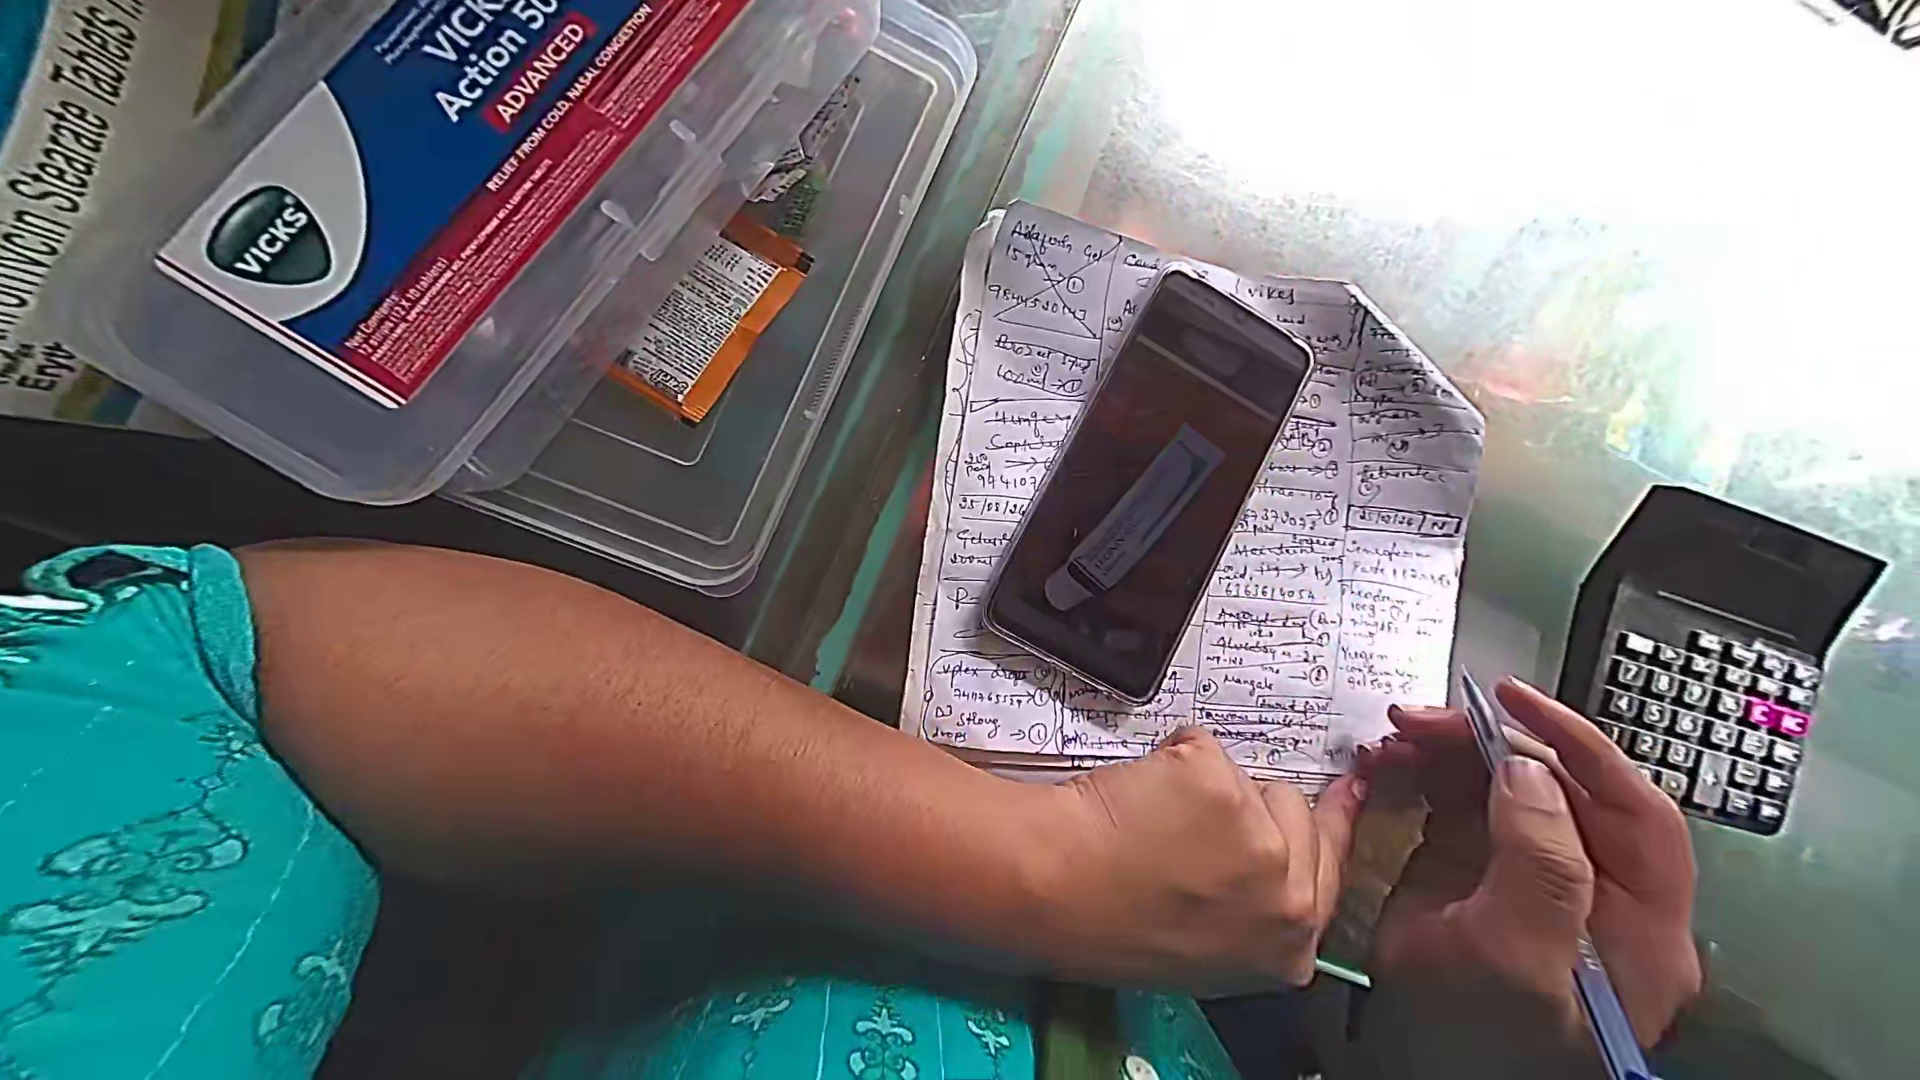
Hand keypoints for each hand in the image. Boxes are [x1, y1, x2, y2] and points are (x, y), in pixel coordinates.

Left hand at [1037, 726, 1367, 995]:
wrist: (1057, 887)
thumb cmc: (1112, 916)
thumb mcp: (1206, 937)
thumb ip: (1250, 899)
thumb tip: (1256, 844)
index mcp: (1288, 946)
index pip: (1330, 867)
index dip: (1330, 821)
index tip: (1349, 787)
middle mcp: (1289, 898)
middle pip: (1291, 808)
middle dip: (1244, 802)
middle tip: (1192, 813)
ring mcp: (1258, 835)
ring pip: (1243, 773)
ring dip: (1203, 782)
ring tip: (1153, 815)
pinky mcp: (1217, 783)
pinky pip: (1199, 745)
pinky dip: (1170, 757)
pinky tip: (1138, 793)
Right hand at [1362, 679, 1699, 1052]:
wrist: (1417, 1052)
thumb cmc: (1478, 1023)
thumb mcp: (1516, 956)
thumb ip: (1540, 868)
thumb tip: (1525, 770)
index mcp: (1627, 910)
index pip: (1628, 806)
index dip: (1577, 742)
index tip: (1511, 697)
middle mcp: (1577, 876)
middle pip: (1543, 782)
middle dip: (1478, 741)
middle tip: (1412, 719)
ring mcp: (1516, 864)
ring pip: (1487, 781)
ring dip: (1436, 751)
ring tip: (1385, 741)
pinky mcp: (1464, 858)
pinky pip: (1444, 796)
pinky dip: (1412, 772)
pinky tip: (1380, 764)